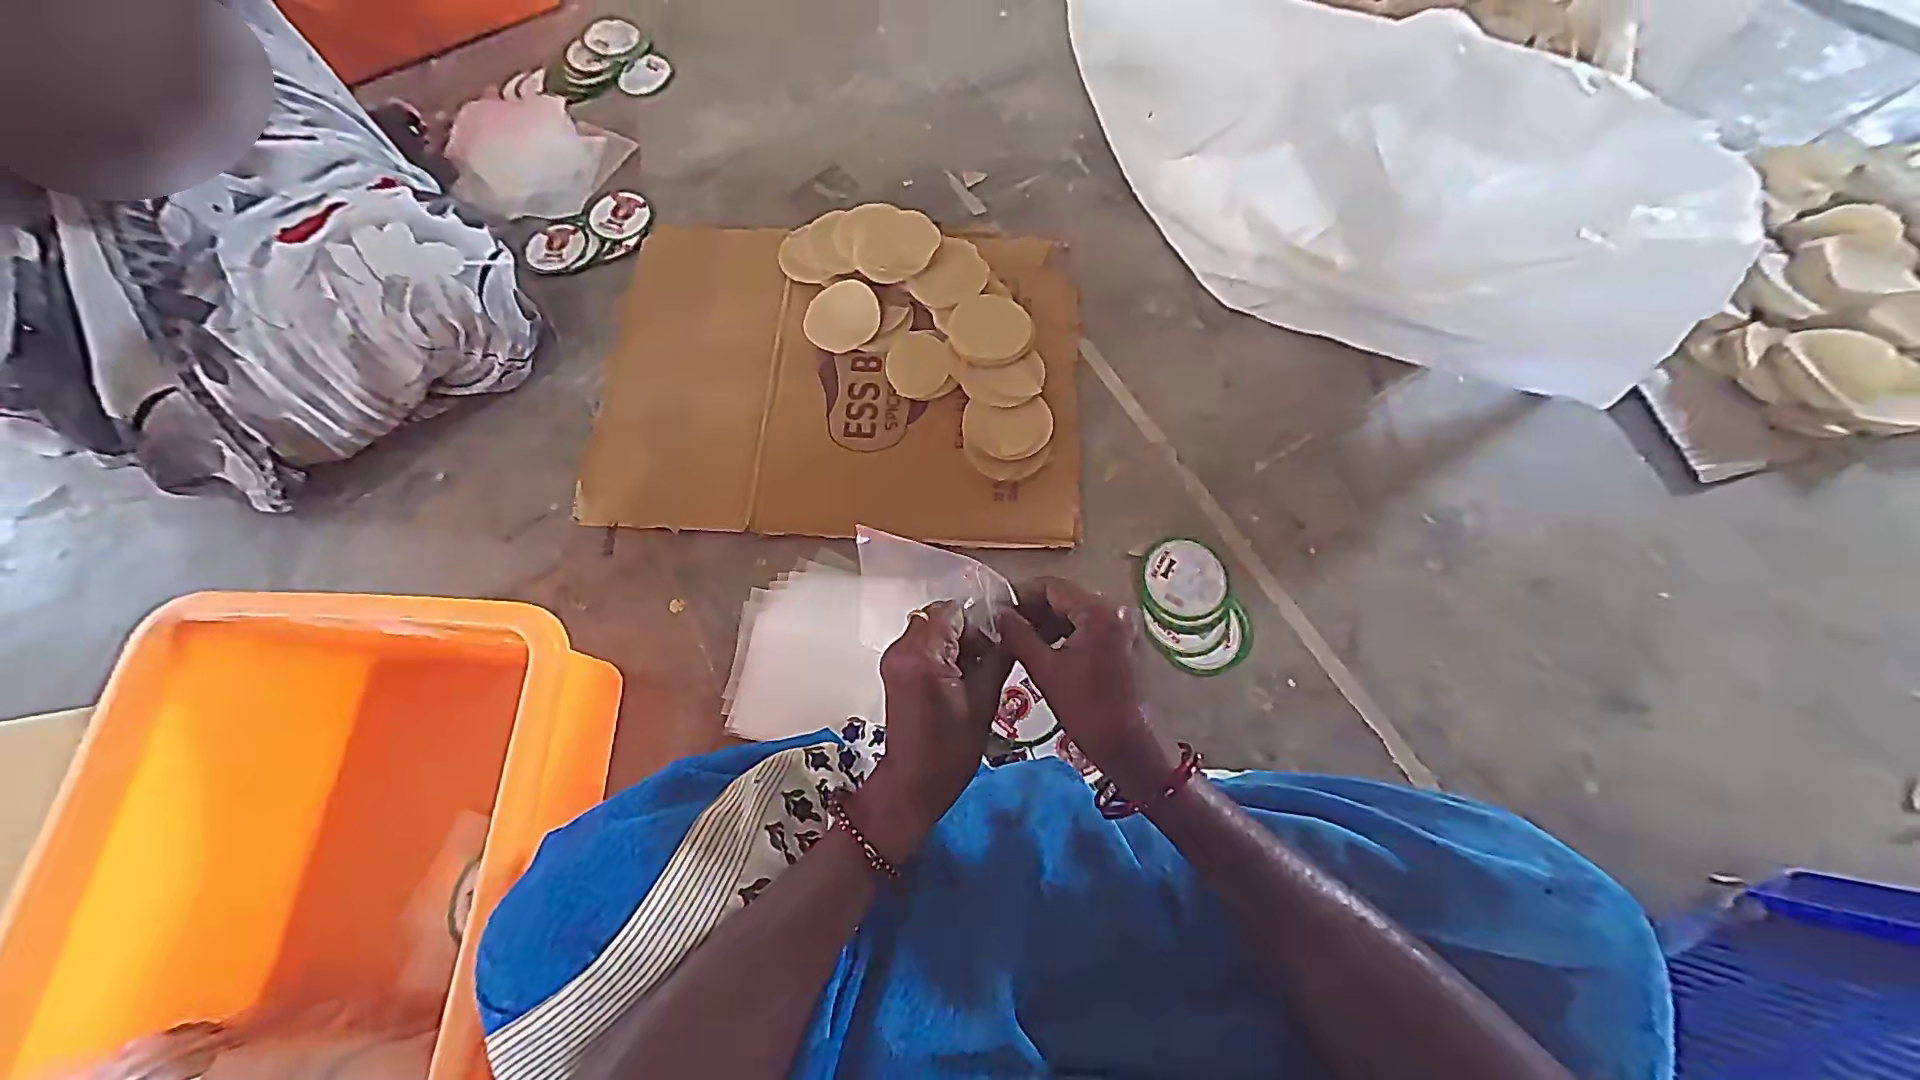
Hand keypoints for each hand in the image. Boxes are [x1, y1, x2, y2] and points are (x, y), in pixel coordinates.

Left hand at [851, 600, 1012, 860]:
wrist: (914, 784)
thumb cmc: (949, 750)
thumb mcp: (983, 700)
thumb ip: (996, 656)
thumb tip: (1009, 629)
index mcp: (921, 656)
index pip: (951, 611)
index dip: (978, 618)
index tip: (1001, 632)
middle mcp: (900, 650)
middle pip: (938, 616)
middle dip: (967, 629)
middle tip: (992, 652)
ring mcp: (893, 659)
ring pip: (929, 628)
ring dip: (954, 639)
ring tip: (979, 665)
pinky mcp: (893, 670)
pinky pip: (921, 645)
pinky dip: (941, 650)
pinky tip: (961, 673)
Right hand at [996, 577, 1178, 799]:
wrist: (1132, 747)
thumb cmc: (1087, 709)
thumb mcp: (1045, 670)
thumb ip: (1019, 635)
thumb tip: (999, 614)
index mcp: (1098, 611)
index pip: (1051, 586)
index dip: (1020, 595)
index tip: (997, 610)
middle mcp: (1116, 610)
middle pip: (1065, 598)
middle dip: (1033, 610)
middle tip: (1004, 627)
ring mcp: (1125, 626)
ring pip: (1076, 613)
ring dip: (1048, 623)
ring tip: (1019, 641)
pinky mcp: (1127, 643)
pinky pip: (1090, 628)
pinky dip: (1066, 635)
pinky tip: (1044, 651)